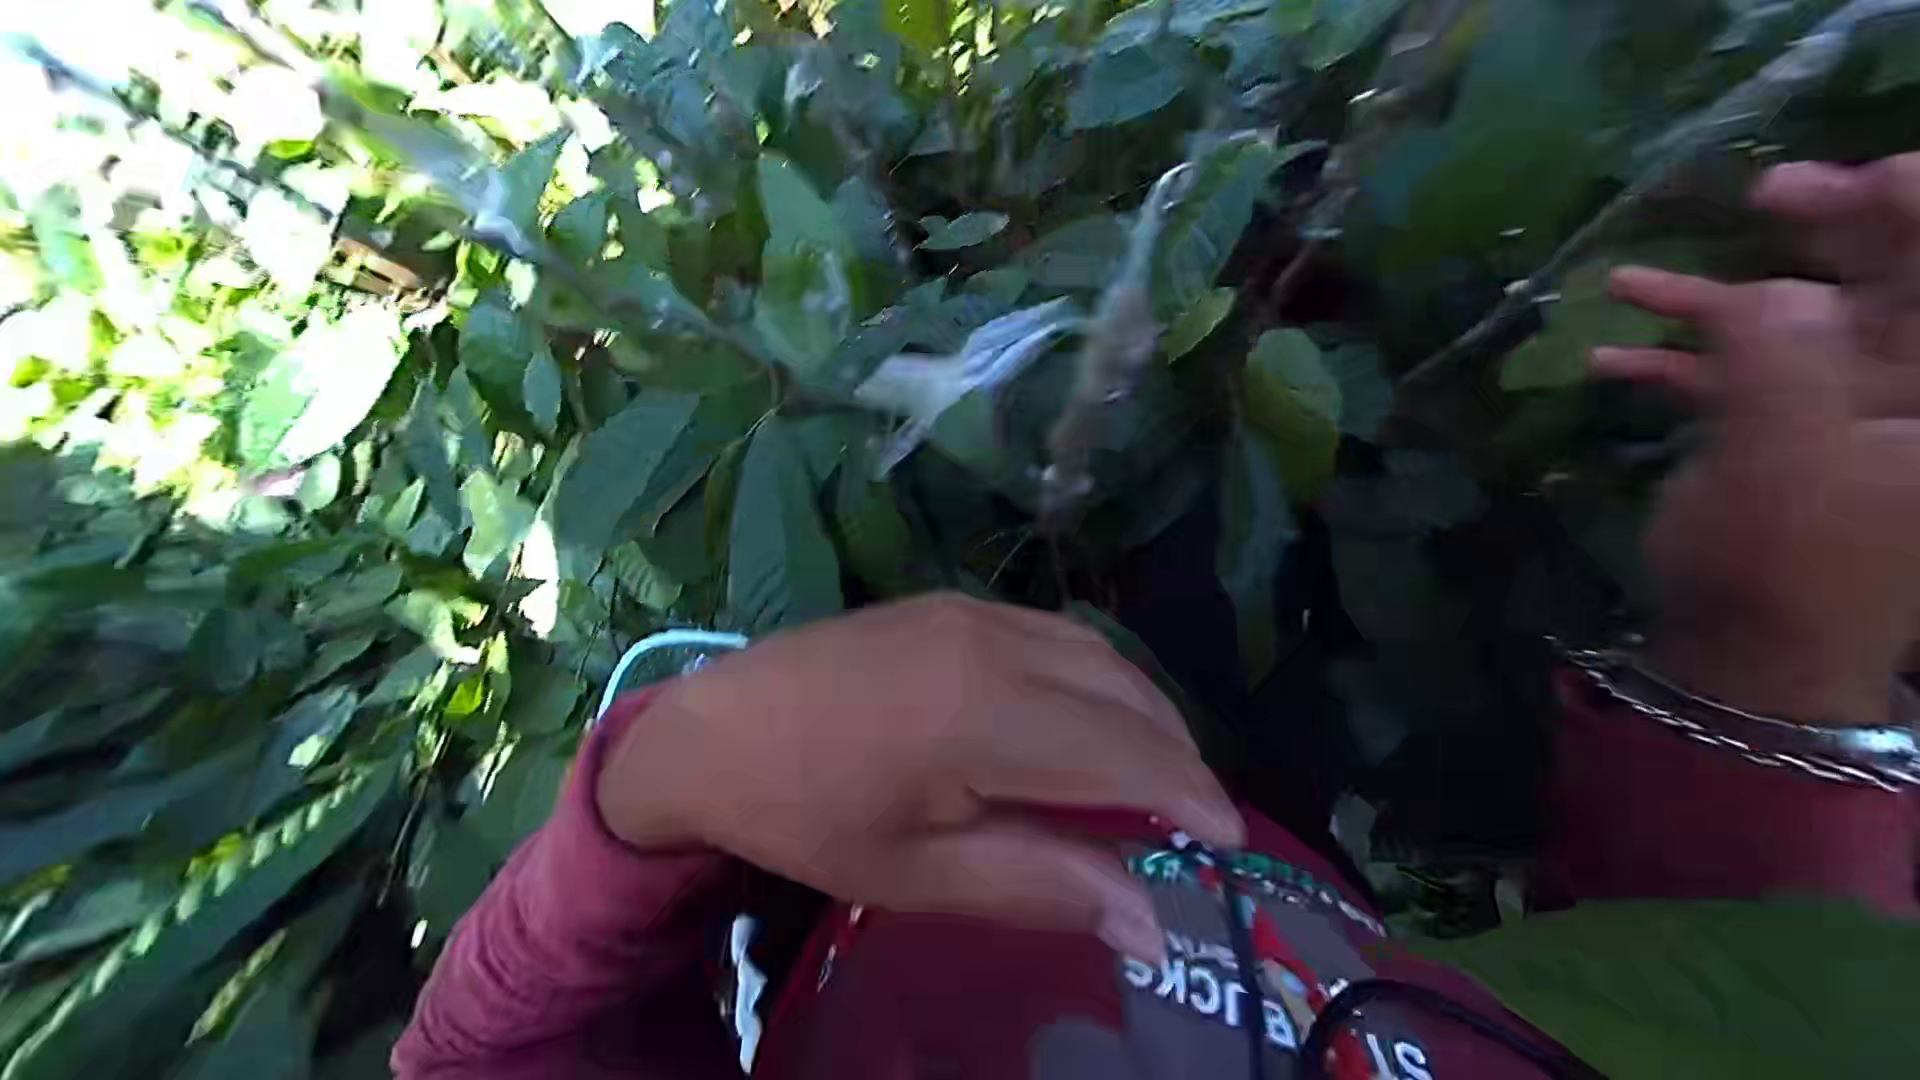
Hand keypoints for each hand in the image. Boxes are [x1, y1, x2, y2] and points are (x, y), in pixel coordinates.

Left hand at [595, 593, 1242, 960]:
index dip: (1190, 793)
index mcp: (984, 716)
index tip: (1229, 839)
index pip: (1125, 750)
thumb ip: (1040, 883)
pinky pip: (1052, 631)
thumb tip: (1148, 919)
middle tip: (1189, 813)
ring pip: (1095, 651)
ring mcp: (972, 611)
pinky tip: (1083, 710)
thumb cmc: (809, 812)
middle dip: (1174, 750)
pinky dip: (1093, 671)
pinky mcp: (952, 602)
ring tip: (1149, 765)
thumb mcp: (917, 873)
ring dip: (1139, 704)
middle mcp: (993, 644)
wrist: (717, 726)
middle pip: (1122, 690)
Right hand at [1597, 156, 1919, 724]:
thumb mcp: (1783, 466)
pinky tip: (1607, 361)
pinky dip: (1670, 367)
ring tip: (1630, 279)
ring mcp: (1836, 410)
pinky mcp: (1770, 434)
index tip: (1868, 171)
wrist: (1747, 639)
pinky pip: (1727, 380)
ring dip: (1712, 300)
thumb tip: (1768, 291)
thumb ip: (1783, 369)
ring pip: (1790, 328)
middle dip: (1828, 231)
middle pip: (1889, 282)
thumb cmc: (1786, 562)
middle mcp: (1910, 387)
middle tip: (1768, 188)